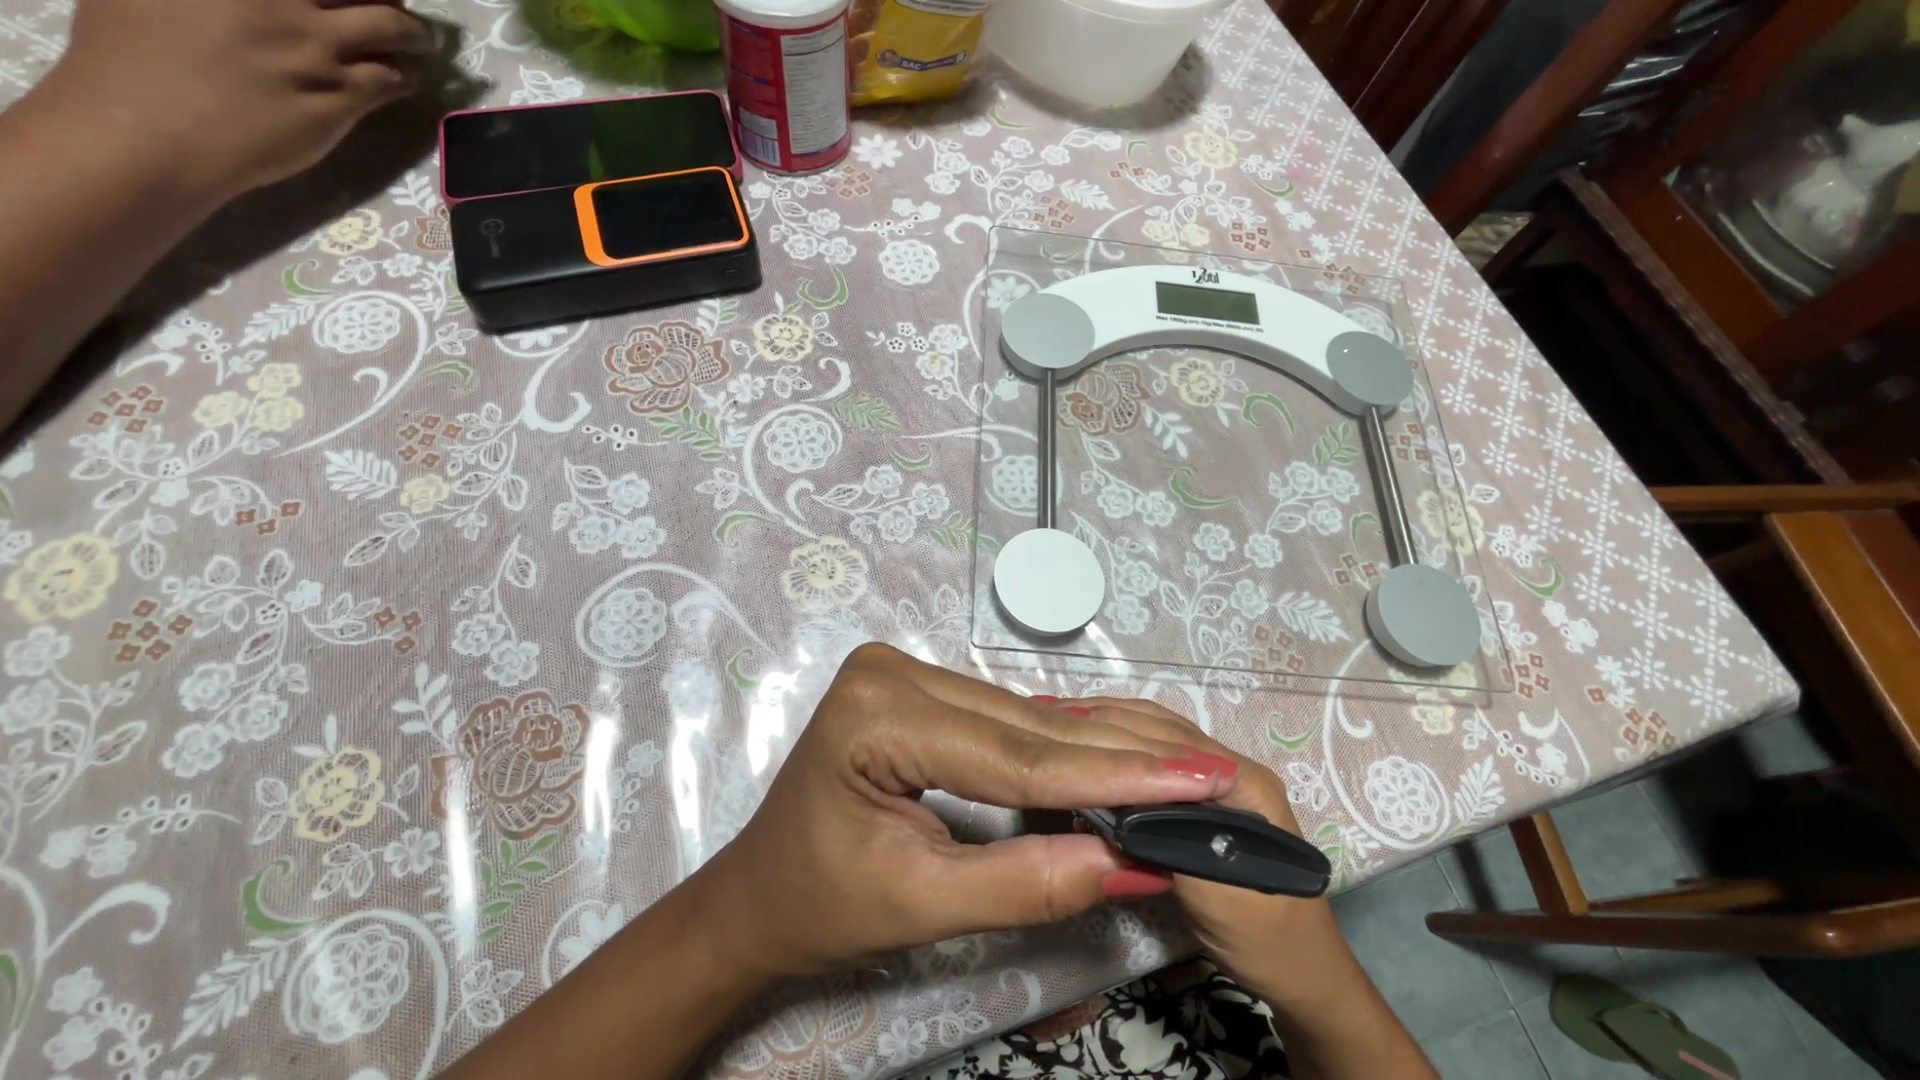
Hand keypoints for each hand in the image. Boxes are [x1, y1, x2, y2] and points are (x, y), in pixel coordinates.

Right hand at [44, 0, 433, 200]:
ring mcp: (314, 49)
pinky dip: (404, 77)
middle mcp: (281, 0)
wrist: (149, 131)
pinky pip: (390, 80)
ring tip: (420, 41)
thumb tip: (243, 1)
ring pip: (390, 27)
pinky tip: (403, 81)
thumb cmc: (126, 56)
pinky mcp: (337, 97)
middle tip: (394, 3)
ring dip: (414, 33)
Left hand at [686, 644, 1244, 977]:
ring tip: (1178, 776)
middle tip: (1209, 781)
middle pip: (1025, 728)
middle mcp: (891, 670)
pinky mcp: (916, 687)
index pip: (1017, 754)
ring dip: (1094, 753)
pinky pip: (1002, 720)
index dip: (1116, 775)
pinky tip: (1112, 763)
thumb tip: (1127, 860)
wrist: (760, 897)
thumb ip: (1024, 883)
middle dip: (1117, 761)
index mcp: (878, 713)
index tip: (1200, 782)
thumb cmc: (822, 905)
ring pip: (1021, 720)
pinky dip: (1056, 750)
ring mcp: (901, 671)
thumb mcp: (921, 905)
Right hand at [1063, 697, 1347, 1005]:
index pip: (1174, 747)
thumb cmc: (1266, 939)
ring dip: (1110, 728)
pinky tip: (1085, 748)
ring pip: (1158, 741)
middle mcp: (1233, 771)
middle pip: (1164, 734)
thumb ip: (1169, 844)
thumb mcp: (1216, 897)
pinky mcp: (1201, 802)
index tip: (1063, 732)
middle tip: (1047, 718)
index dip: (1120, 736)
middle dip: (1107, 722)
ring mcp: (1218, 783)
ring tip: (1055, 720)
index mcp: (1246, 786)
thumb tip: (1110, 804)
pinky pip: (1156, 764)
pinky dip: (1120, 750)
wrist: (1299, 974)